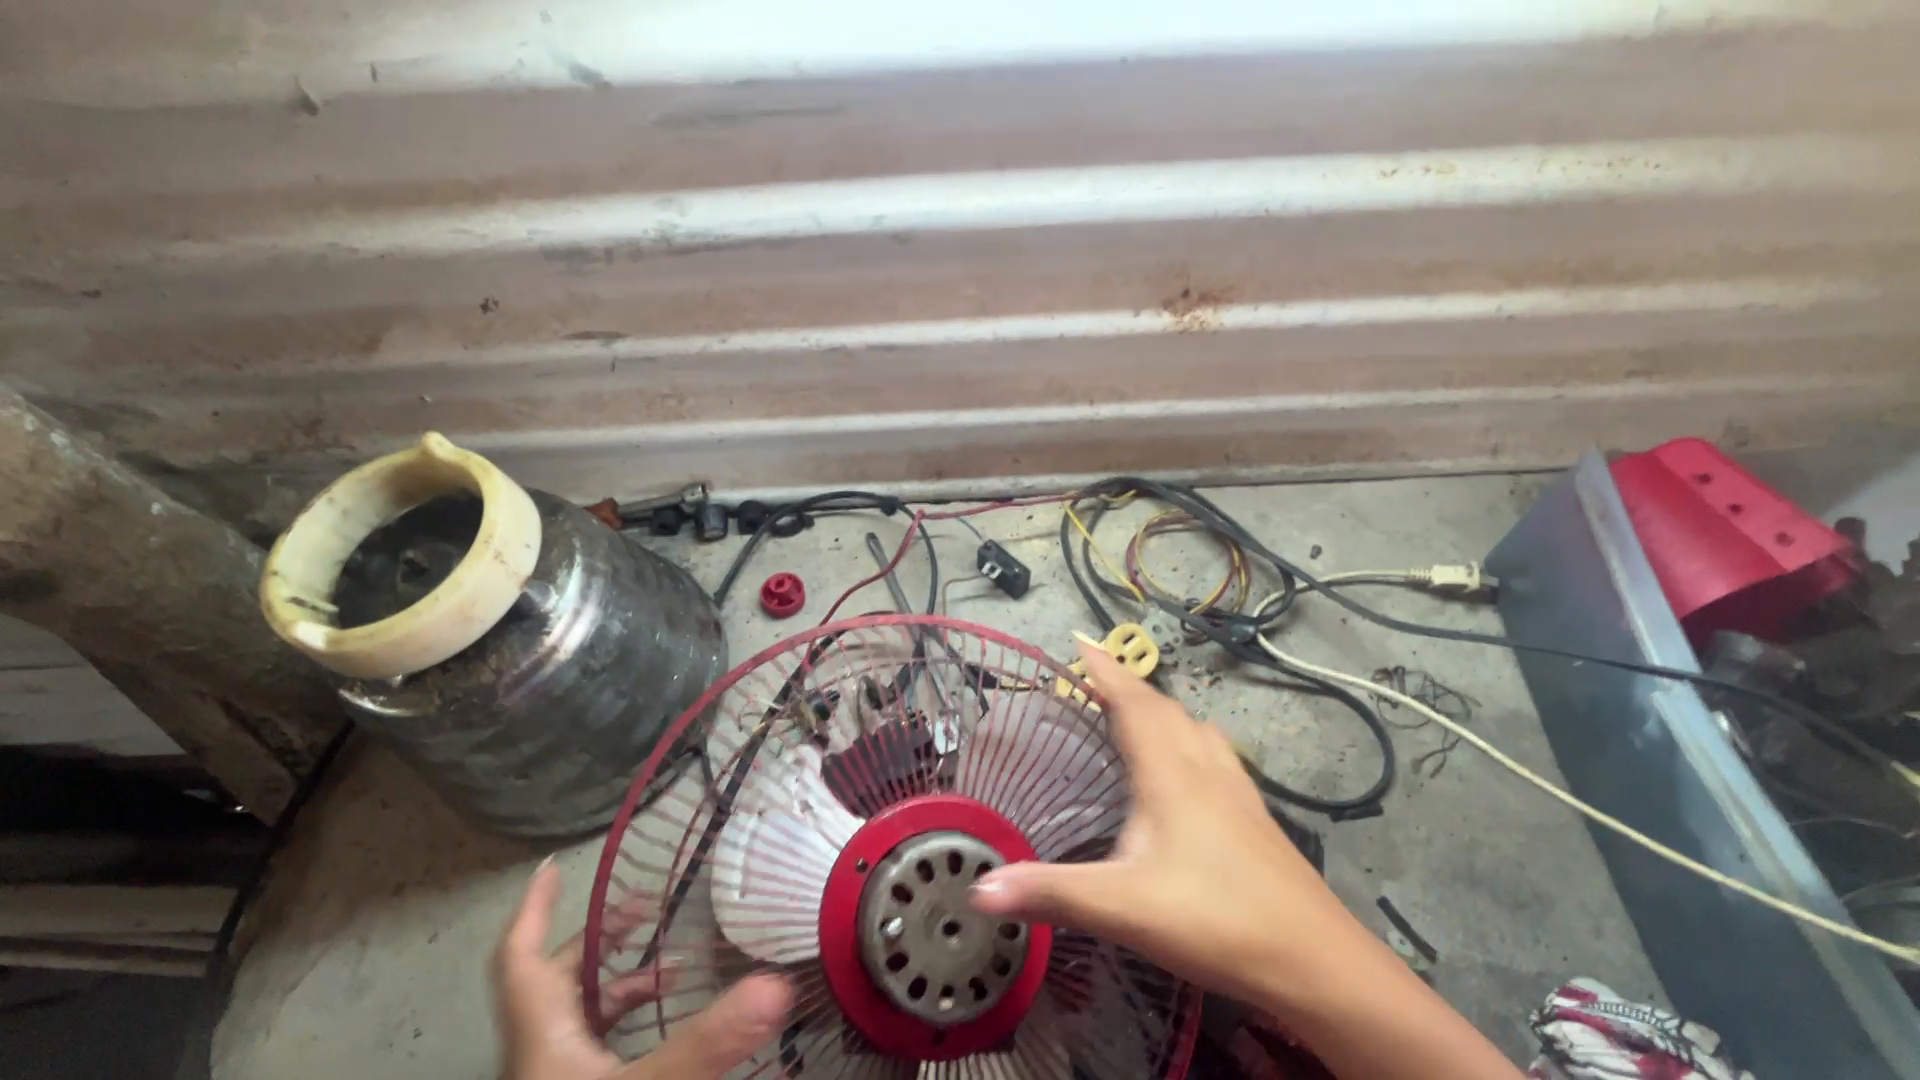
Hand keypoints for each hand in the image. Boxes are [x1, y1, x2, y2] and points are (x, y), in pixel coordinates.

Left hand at [493, 859, 792, 1079]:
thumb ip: (706, 1044)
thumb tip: (776, 985)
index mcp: (543, 1036)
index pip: (520, 959)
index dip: (533, 910)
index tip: (552, 868)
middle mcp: (544, 1054)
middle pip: (560, 981)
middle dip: (604, 941)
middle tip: (651, 912)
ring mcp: (559, 1079)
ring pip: (583, 1020)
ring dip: (626, 987)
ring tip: (678, 971)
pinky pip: (599, 1052)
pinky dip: (633, 1030)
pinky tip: (674, 1035)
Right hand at [968, 642, 1372, 1010]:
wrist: (1315, 961)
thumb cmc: (1216, 921)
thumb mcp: (1123, 908)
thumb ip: (1052, 893)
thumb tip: (980, 889)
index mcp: (1170, 776)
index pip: (1134, 705)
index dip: (1105, 670)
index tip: (1080, 639)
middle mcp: (1205, 771)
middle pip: (1166, 710)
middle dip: (1128, 687)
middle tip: (1094, 679)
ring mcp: (1237, 793)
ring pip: (1196, 731)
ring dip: (1163, 711)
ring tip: (1136, 714)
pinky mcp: (1255, 819)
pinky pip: (1216, 757)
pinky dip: (1190, 742)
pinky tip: (1189, 773)